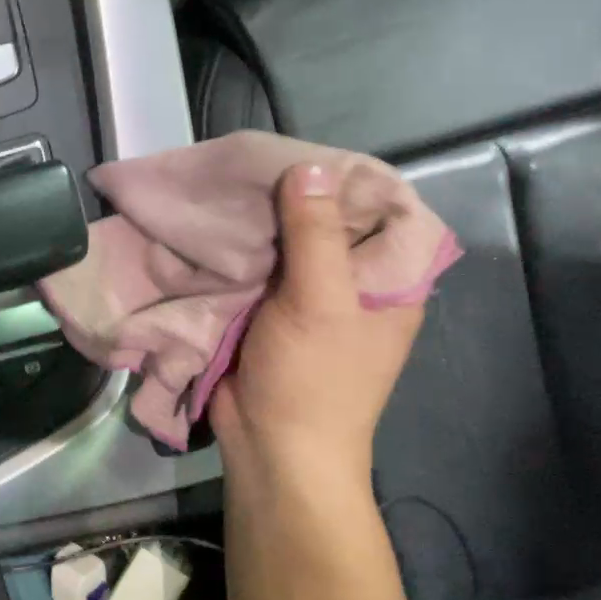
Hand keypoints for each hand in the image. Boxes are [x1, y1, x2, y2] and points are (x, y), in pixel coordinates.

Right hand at [210, 164, 424, 482]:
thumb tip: (308, 166)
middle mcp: (354, 287)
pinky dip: (237, 249)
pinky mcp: (267, 312)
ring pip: (287, 245)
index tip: (300, 154)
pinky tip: (209, 227)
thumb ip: (314, 235)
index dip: (349, 183)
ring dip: (258, 223)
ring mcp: (308, 301)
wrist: (272, 445)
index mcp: (391, 284)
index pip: (384, 216)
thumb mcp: (320, 301)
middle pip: (330, 226)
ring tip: (221, 186)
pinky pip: (257, 268)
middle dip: (292, 197)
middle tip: (247, 163)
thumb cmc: (313, 377)